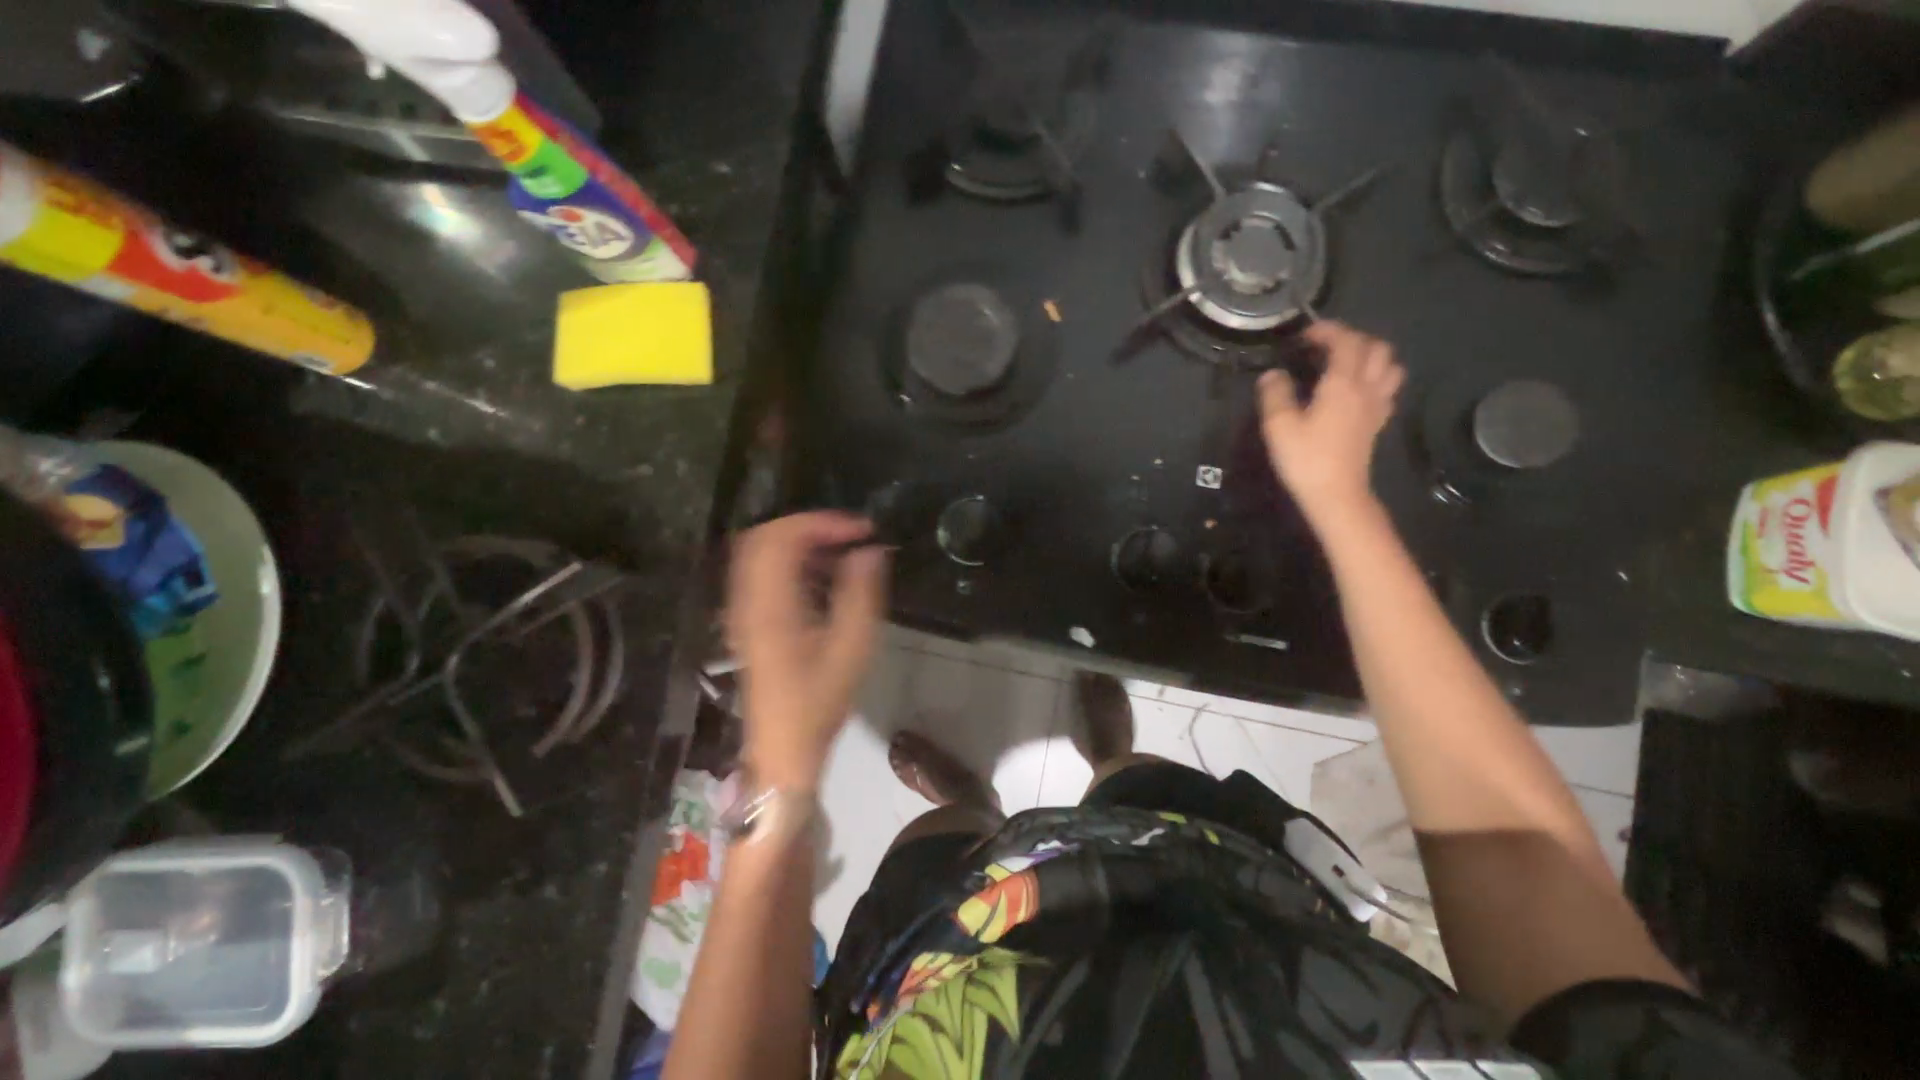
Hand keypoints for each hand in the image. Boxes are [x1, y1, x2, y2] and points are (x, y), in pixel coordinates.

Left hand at [727, 511, 889, 792]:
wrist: (782, 748)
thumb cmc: (818, 703)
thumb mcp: (852, 649)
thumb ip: (861, 594)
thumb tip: (870, 551)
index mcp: (770, 605)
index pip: (783, 538)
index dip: (823, 523)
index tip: (862, 530)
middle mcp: (747, 600)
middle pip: (765, 537)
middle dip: (809, 526)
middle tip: (850, 536)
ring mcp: (742, 610)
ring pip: (760, 553)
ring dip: (798, 543)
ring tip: (841, 554)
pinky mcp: (747, 621)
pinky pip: (760, 573)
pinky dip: (789, 562)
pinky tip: (822, 578)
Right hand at [1258, 321, 1404, 523]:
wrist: (1336, 495)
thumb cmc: (1306, 459)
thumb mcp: (1278, 426)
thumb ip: (1275, 394)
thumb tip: (1273, 375)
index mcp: (1342, 384)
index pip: (1345, 341)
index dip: (1327, 330)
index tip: (1305, 336)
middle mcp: (1365, 389)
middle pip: (1376, 347)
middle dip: (1352, 339)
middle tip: (1326, 347)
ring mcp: (1376, 406)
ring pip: (1389, 366)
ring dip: (1371, 357)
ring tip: (1346, 364)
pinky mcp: (1377, 423)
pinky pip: (1387, 390)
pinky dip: (1376, 380)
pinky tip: (1356, 390)